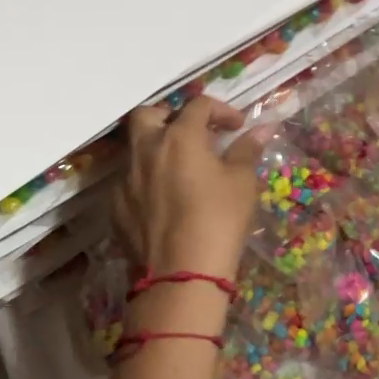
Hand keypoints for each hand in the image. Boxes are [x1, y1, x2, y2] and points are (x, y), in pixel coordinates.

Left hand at [111, 98, 266, 281]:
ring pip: (136, 149)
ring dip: (158, 148)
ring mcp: (126, 180)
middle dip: (171, 116)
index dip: (221, 110)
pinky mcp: (116, 208)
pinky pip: (131, 181)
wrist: (182, 273)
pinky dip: (149, 179)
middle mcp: (146, 150)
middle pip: (148, 115)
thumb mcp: (242, 181)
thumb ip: (247, 149)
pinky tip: (167, 198)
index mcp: (179, 137)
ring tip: (183, 167)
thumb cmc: (219, 218)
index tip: (238, 126)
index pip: (198, 105)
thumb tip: (261, 128)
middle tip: (194, 133)